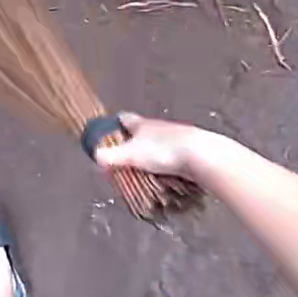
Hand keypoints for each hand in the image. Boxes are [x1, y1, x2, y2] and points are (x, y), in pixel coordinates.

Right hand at [92, 112, 231, 179]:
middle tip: (123, 162)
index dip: (113, 125)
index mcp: (141, 124)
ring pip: (156, 145)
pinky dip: (164, 165)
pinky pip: (170, 157)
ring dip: (149, 156)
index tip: (107, 135)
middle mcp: (157, 127)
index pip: (123, 119)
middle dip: (131, 145)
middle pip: (139, 133)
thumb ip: (111, 156)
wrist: (202, 156)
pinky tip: (163, 177)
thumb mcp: (131, 155)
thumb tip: (95, 157)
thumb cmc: (164, 151)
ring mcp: (174, 138)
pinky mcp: (187, 151)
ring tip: (142, 174)